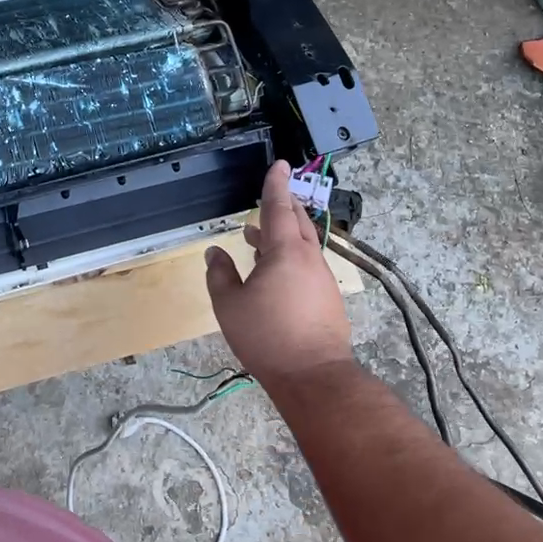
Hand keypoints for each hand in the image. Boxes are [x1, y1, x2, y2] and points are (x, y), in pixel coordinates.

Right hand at [205, 160, 353, 385]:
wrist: (315, 377)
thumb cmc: (267, 337)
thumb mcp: (229, 305)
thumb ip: (220, 274)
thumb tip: (215, 253)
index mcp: (285, 252)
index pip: (279, 207)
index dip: (276, 184)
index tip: (280, 164)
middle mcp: (308, 259)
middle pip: (297, 221)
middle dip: (282, 205)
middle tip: (268, 196)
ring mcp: (322, 279)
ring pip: (302, 244)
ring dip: (281, 234)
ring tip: (256, 238)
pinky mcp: (327, 299)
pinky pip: (306, 264)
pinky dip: (289, 256)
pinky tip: (272, 272)